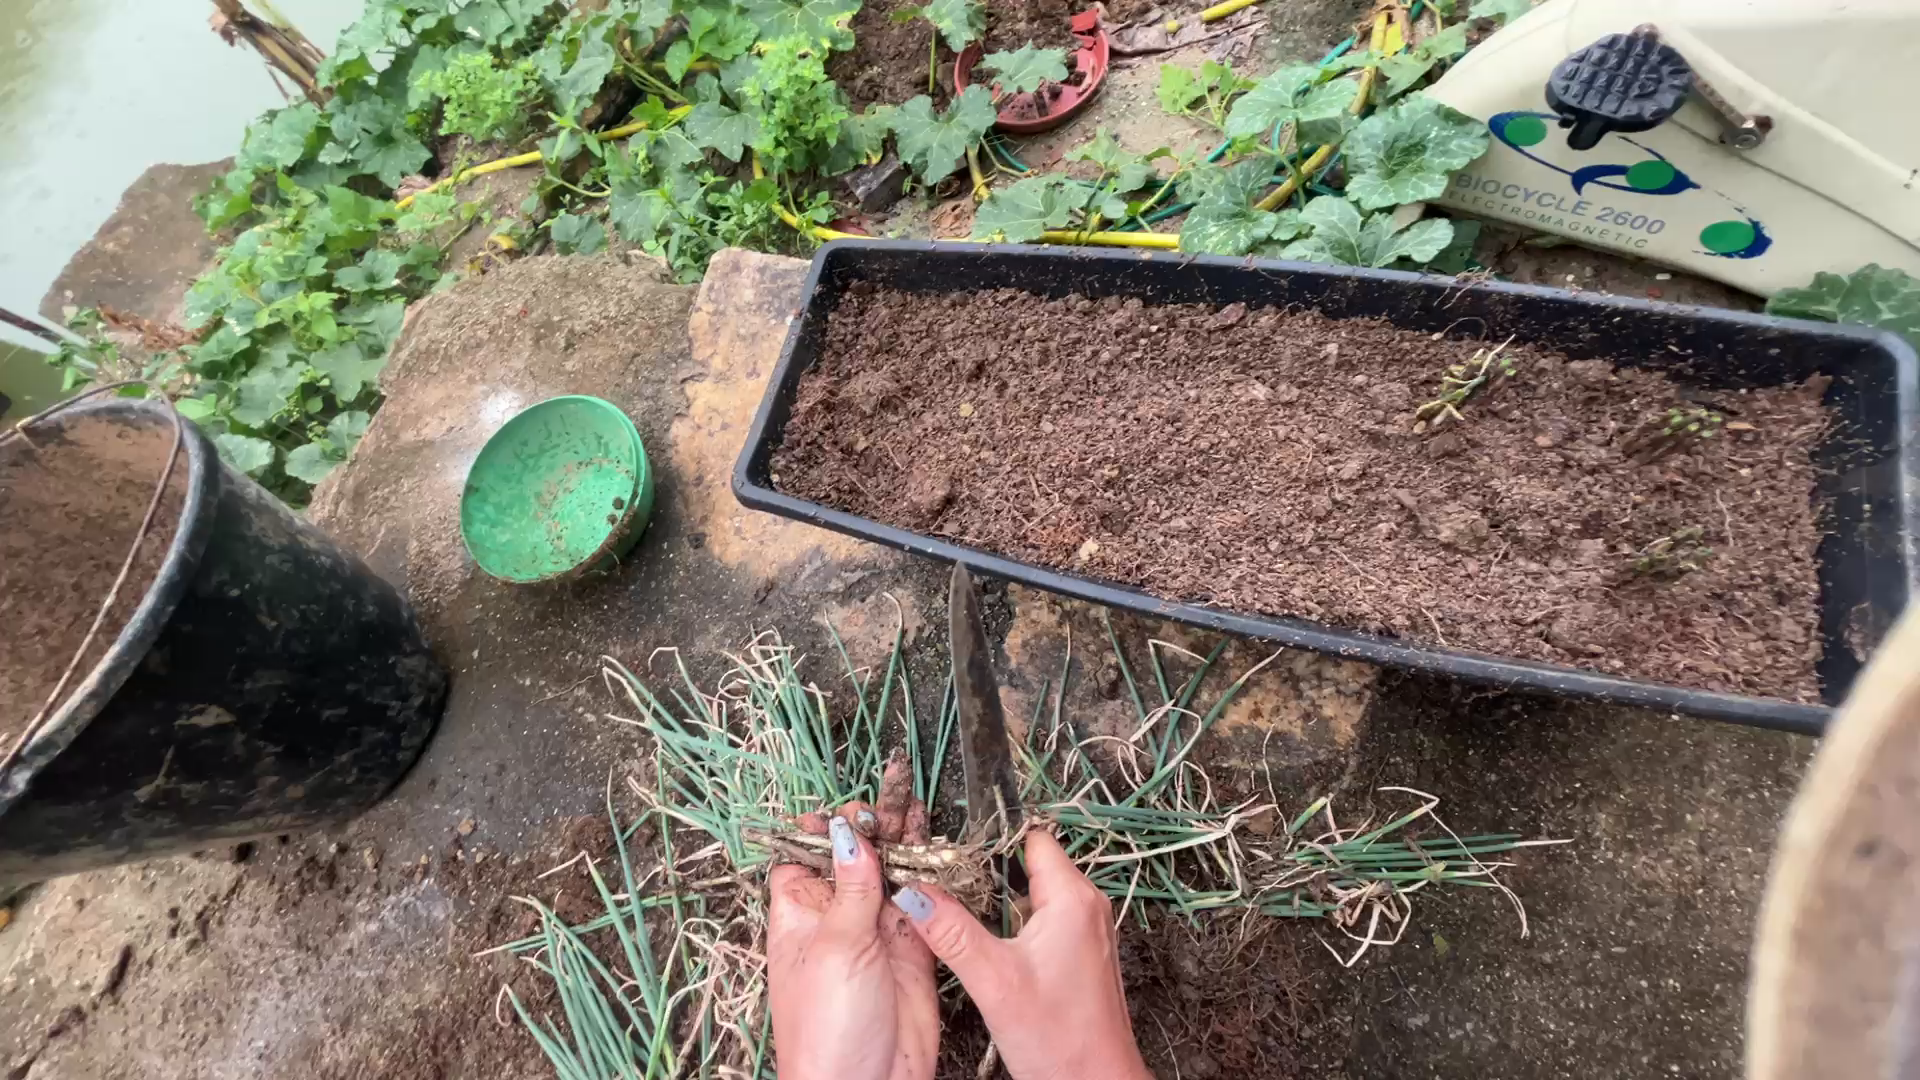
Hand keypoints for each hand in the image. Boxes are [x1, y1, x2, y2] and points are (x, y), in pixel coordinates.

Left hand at [768, 794, 938, 1079]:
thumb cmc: (827, 1028)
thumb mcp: (836, 946)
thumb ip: (852, 887)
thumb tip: (847, 831)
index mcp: (801, 914)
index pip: (804, 855)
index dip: (821, 829)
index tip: (844, 809)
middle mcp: (837, 916)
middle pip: (852, 855)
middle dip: (870, 824)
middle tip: (891, 796)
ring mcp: (875, 928)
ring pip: (888, 869)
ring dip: (900, 837)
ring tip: (913, 804)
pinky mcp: (911, 943)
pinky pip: (919, 895)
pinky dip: (927, 867)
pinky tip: (932, 839)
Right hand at [890, 829, 1151, 1079]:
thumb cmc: (1062, 1042)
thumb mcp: (994, 981)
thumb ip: (952, 931)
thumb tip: (915, 893)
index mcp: (1072, 897)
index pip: (1031, 837)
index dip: (993, 837)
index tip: (958, 849)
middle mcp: (1086, 903)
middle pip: (1031, 861)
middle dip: (991, 871)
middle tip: (953, 885)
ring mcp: (1088, 928)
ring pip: (1037, 890)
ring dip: (1003, 899)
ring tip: (968, 915)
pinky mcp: (1084, 950)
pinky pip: (1047, 916)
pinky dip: (1019, 921)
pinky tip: (995, 945)